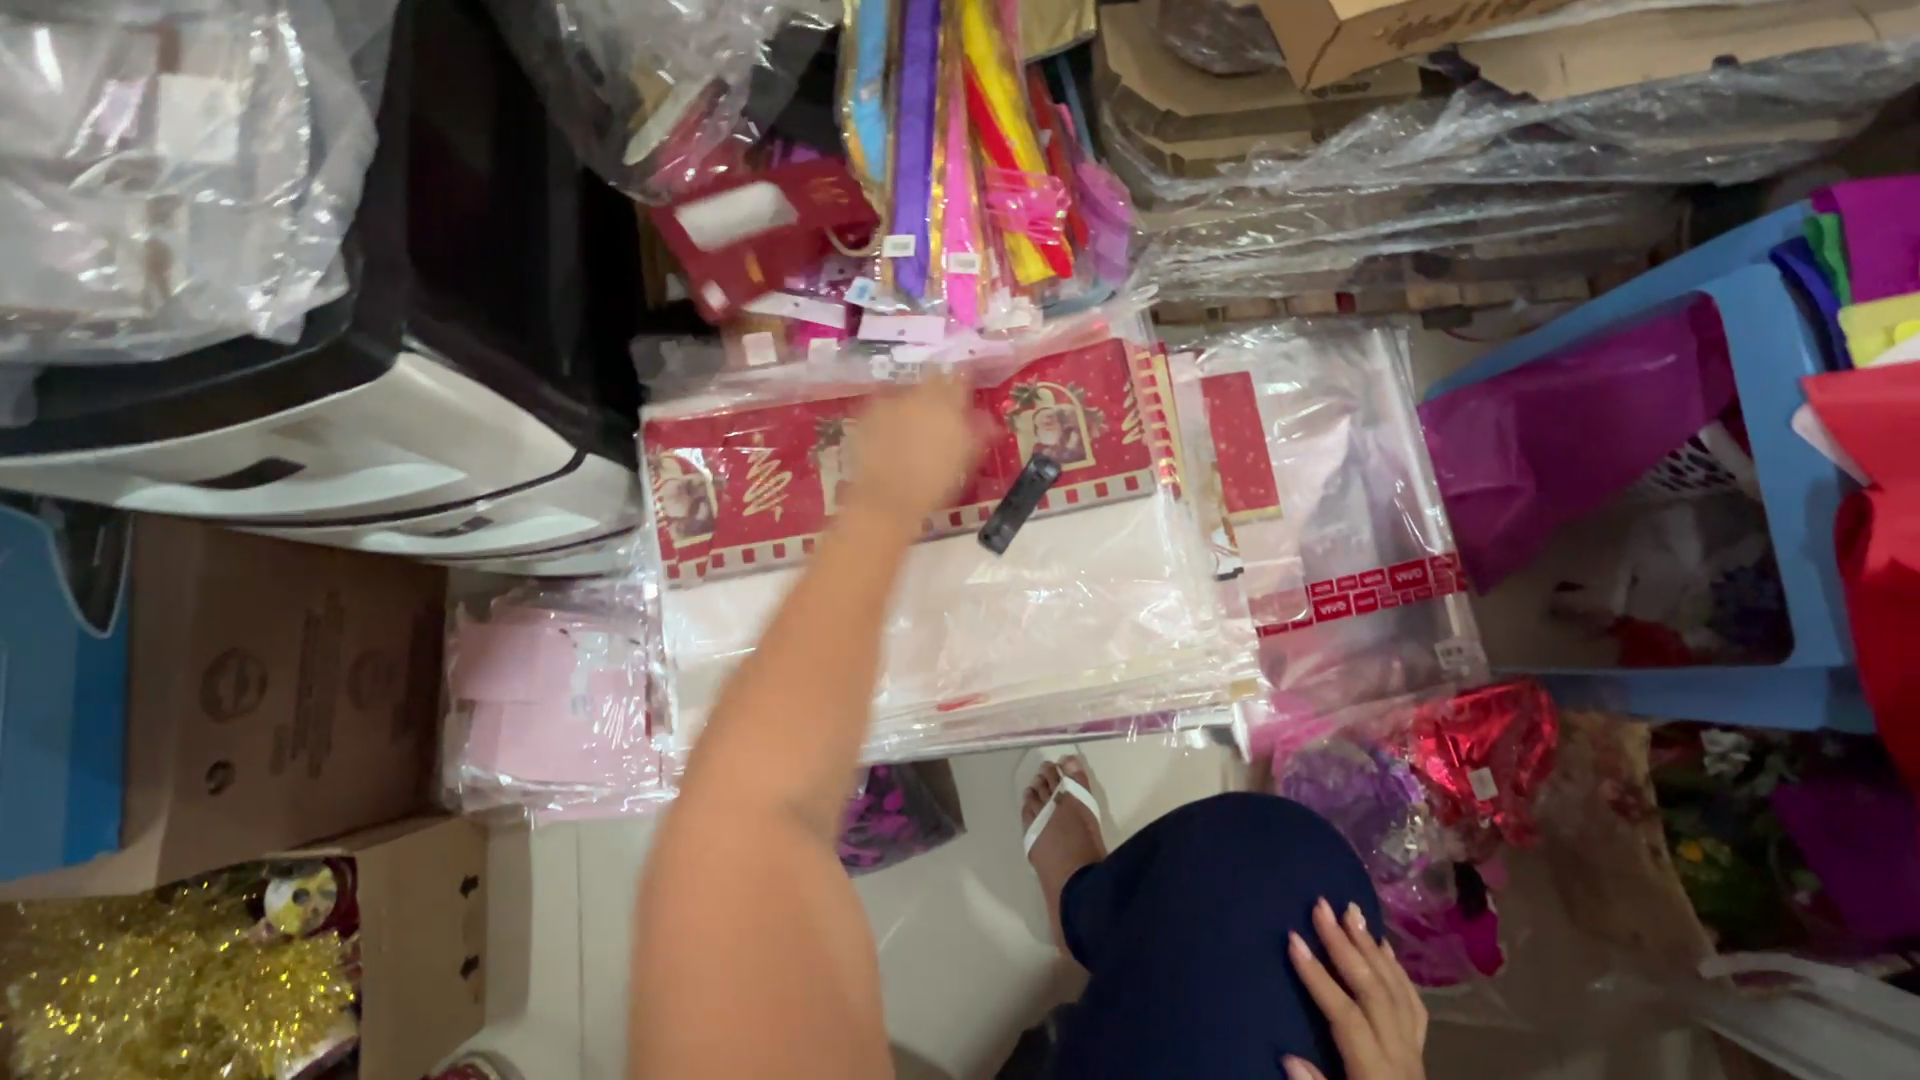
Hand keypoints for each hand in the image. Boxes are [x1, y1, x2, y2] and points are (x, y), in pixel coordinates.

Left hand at [845, 376, 985, 527]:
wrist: (888, 499)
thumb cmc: (935, 484)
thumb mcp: (967, 460)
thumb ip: (979, 433)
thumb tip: (988, 421)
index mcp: (950, 401)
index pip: (961, 378)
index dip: (963, 384)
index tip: (964, 397)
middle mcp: (919, 393)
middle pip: (931, 380)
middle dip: (936, 392)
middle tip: (938, 414)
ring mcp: (890, 401)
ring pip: (906, 392)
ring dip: (911, 404)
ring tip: (911, 428)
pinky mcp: (867, 414)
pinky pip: (882, 407)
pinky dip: (888, 416)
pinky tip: (888, 436)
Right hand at [1286, 898, 1428, 1079]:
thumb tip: (1288, 1057)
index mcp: (1376, 1076)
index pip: (1346, 1016)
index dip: (1319, 977)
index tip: (1293, 938)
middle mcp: (1401, 1059)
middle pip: (1374, 992)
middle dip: (1346, 947)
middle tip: (1322, 906)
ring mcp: (1414, 1056)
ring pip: (1396, 991)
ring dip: (1371, 949)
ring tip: (1351, 912)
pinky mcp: (1419, 1056)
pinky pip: (1412, 1005)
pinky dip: (1396, 971)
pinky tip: (1383, 948)